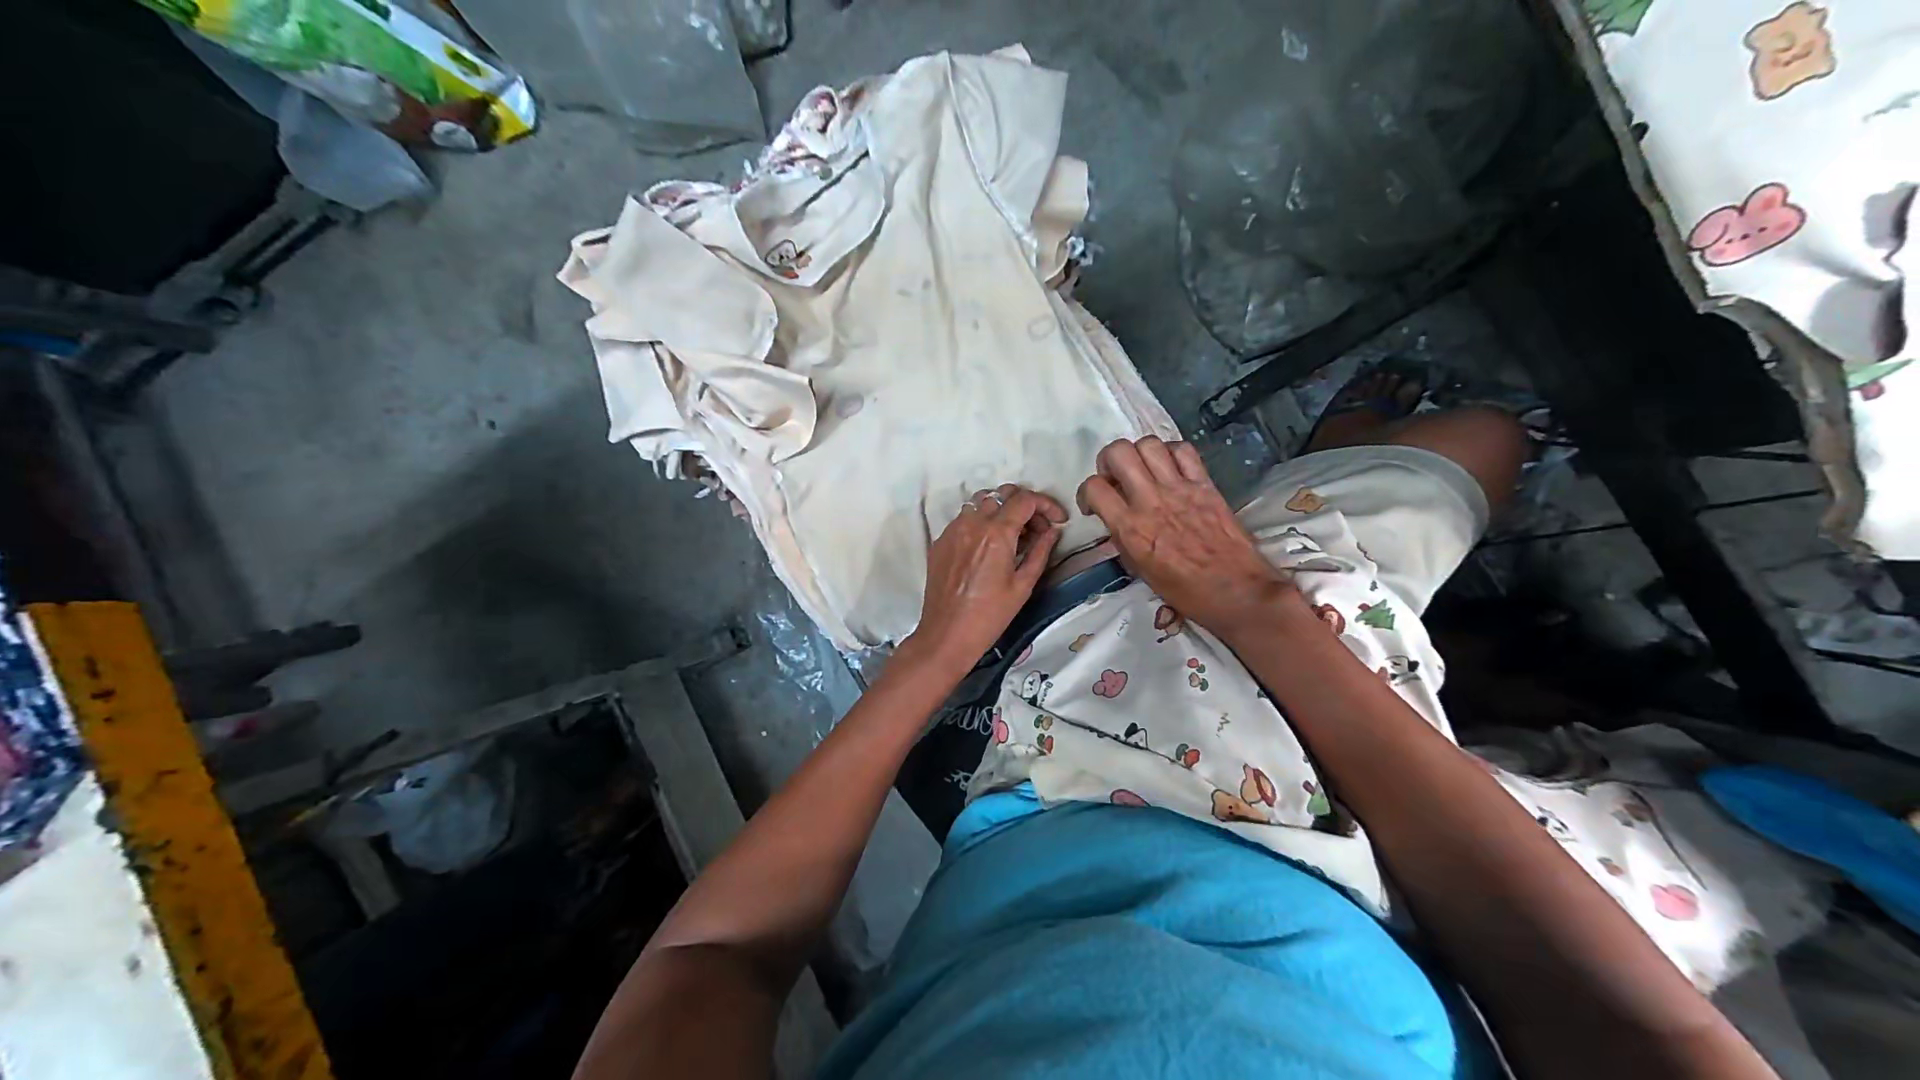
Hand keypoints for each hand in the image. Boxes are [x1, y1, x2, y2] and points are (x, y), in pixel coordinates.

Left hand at [903, 484, 1066, 673]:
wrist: (946, 634)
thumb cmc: (989, 616)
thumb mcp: (1023, 585)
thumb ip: (1040, 552)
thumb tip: (1052, 531)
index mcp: (996, 533)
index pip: (1025, 500)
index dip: (1047, 504)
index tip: (1057, 520)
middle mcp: (972, 523)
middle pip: (1002, 494)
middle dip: (1025, 505)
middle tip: (1037, 529)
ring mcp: (953, 530)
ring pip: (981, 502)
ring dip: (1002, 510)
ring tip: (1014, 536)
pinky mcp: (941, 541)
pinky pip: (964, 518)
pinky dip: (982, 522)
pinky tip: (990, 546)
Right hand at [1076, 438, 1299, 637]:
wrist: (1236, 590)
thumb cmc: (1186, 591)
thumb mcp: (1140, 570)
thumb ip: (1123, 539)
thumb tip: (1116, 522)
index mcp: (1130, 528)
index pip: (1094, 488)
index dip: (1087, 492)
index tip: (1094, 504)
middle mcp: (1150, 501)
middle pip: (1118, 452)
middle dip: (1108, 461)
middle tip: (1115, 478)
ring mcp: (1179, 488)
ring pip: (1148, 444)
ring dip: (1138, 453)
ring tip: (1142, 470)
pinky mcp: (1205, 484)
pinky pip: (1183, 450)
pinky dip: (1171, 453)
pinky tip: (1170, 469)